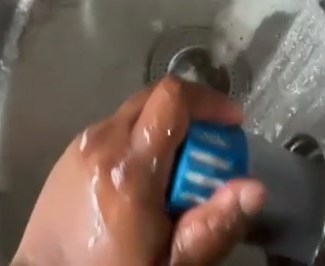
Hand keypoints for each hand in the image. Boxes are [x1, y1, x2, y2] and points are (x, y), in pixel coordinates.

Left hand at [13, 76, 265, 265]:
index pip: (172, 98)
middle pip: (156, 98)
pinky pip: (115, 129)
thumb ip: (211, 226)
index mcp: (129, 167)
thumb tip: (255, 188)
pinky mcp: (69, 152)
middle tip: (213, 155)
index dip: (209, 101)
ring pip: (135, 112)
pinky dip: (140, 140)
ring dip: (165, 129)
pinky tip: (146, 180)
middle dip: (192, 116)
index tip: (234, 124)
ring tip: (180, 174)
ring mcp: (82, 143)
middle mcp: (103, 140)